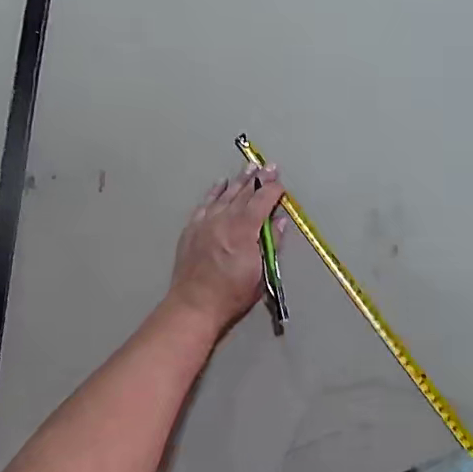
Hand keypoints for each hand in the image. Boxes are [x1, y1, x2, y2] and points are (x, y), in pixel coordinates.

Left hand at [165, 165, 285, 330]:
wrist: (194, 304)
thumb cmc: (232, 295)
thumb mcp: (261, 274)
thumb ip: (271, 245)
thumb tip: (279, 223)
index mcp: (244, 230)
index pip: (262, 201)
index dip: (273, 190)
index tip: (280, 183)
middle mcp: (223, 220)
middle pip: (243, 193)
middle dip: (258, 179)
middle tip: (268, 166)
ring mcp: (205, 223)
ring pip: (224, 194)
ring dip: (238, 180)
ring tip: (248, 168)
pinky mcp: (192, 229)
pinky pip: (205, 203)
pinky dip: (214, 192)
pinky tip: (220, 184)